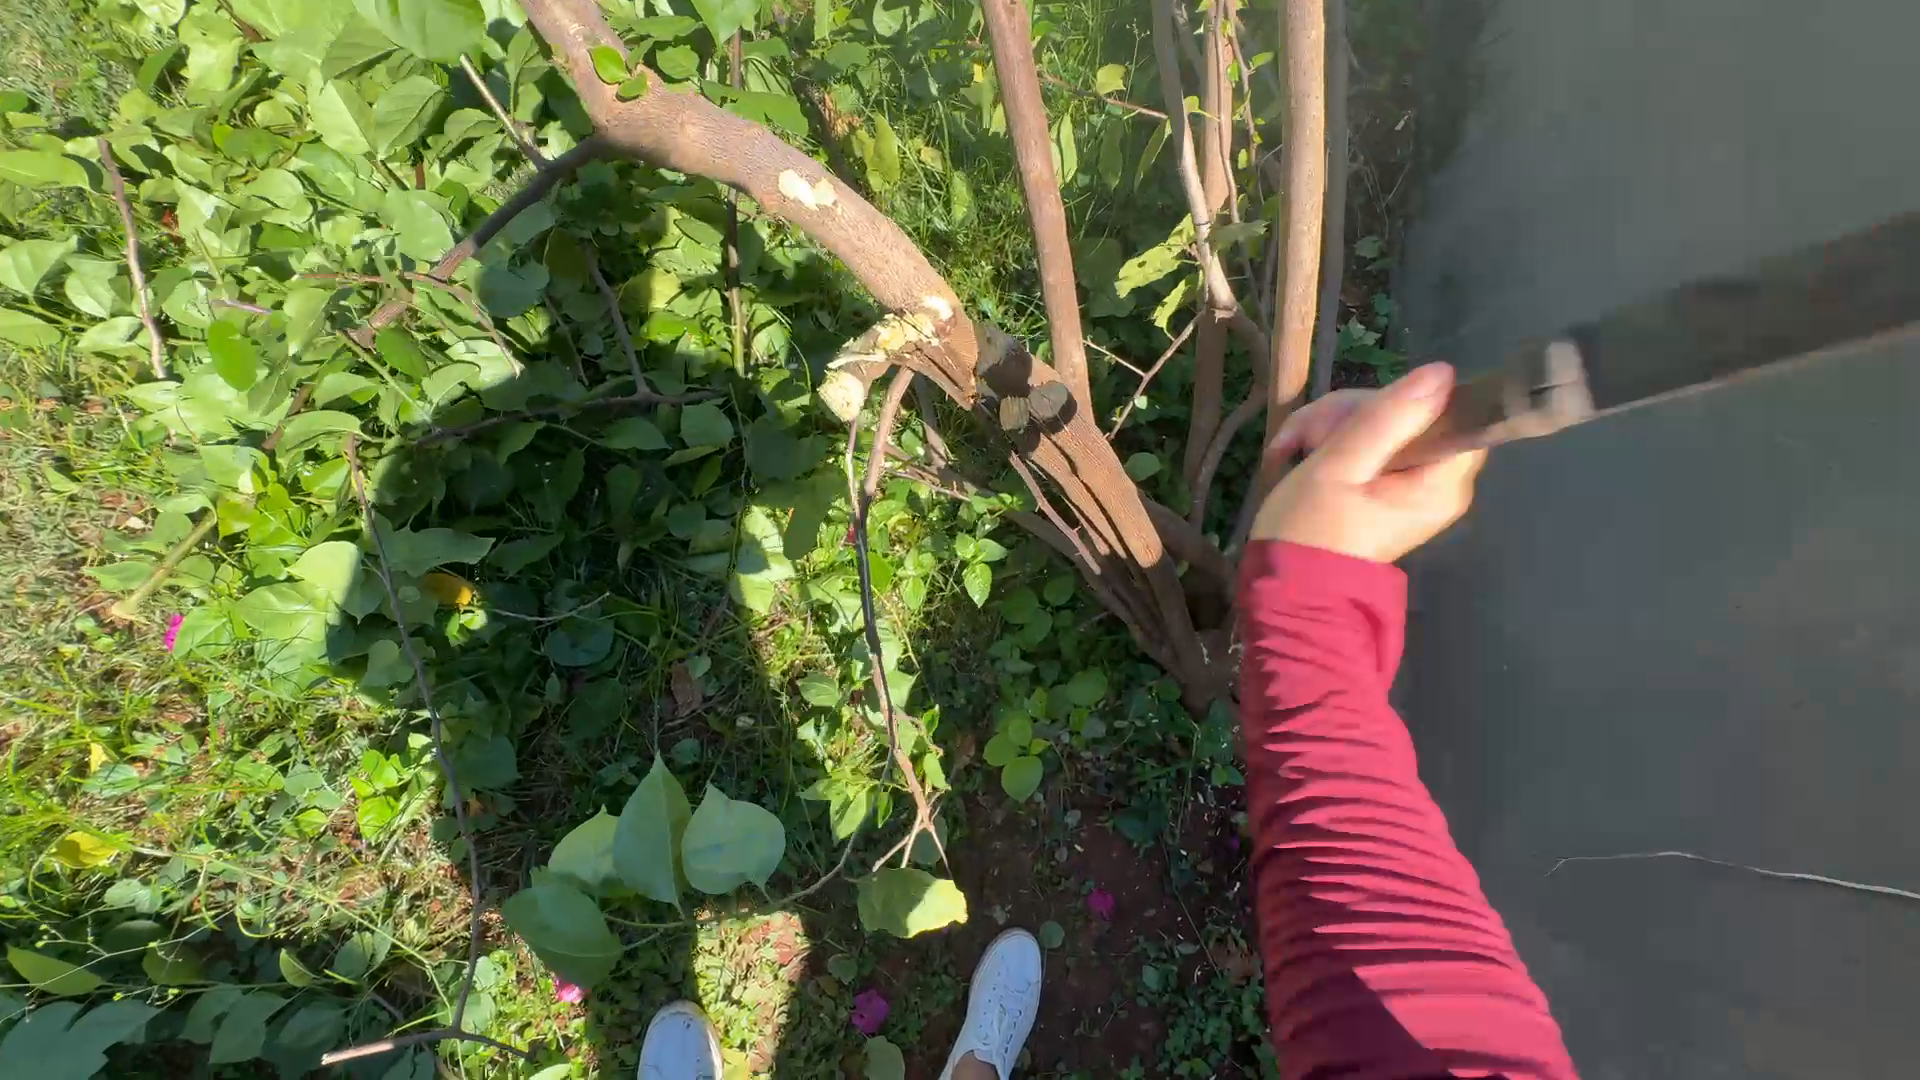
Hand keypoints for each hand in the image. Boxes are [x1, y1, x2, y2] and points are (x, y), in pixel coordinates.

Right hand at [1248, 362, 1486, 562]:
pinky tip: (1298, 454)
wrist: (1286, 590)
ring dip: (1332, 427)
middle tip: (1303, 437)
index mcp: (1439, 482)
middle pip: (1411, 416)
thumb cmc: (1308, 530)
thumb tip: (1443, 372)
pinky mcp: (1385, 492)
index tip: (1355, 415)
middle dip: (1351, 415)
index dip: (1402, 401)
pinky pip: (1371, 450)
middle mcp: (1438, 484)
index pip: (1449, 411)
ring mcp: (1411, 489)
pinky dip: (1333, 445)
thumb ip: (1387, 418)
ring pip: (1384, 428)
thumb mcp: (1338, 467)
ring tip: (1290, 448)